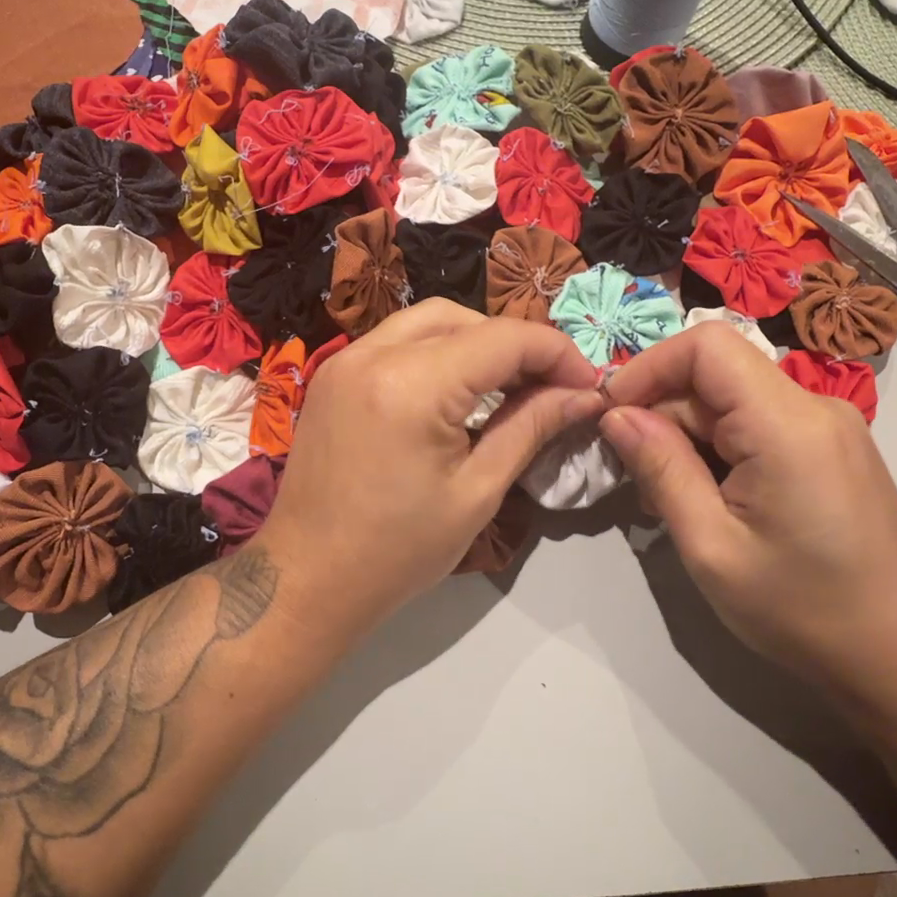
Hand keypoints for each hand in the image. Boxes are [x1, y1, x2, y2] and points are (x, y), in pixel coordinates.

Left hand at [259, 300, 605, 637]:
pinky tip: (458, 391)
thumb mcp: (477, 491)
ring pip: (426, 321)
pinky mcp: (332, 377)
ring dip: (474, 342)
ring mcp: (345, 361)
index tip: (588, 385)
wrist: (308, 578)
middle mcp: (373, 355)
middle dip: (514, 344)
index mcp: (412, 385)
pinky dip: (435, 352)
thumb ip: (530, 427)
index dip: (557, 353)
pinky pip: (395, 341)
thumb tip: (583, 395)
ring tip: (509, 386)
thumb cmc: (397, 551)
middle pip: (463, 317)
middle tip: (549, 387)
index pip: (503, 338)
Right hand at [598, 323, 896, 697]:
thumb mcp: (711, 546)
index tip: (611, 416)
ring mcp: (829, 427)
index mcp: (787, 424)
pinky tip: (710, 502)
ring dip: (688, 438)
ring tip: (672, 504)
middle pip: (716, 376)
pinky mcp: (831, 450)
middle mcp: (814, 408)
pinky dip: (720, 450)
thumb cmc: (801, 609)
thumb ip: (661, 468)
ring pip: (733, 401)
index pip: (706, 346)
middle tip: (636, 481)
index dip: (649, 367)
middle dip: (662, 415)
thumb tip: (616, 415)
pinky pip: (758, 425)